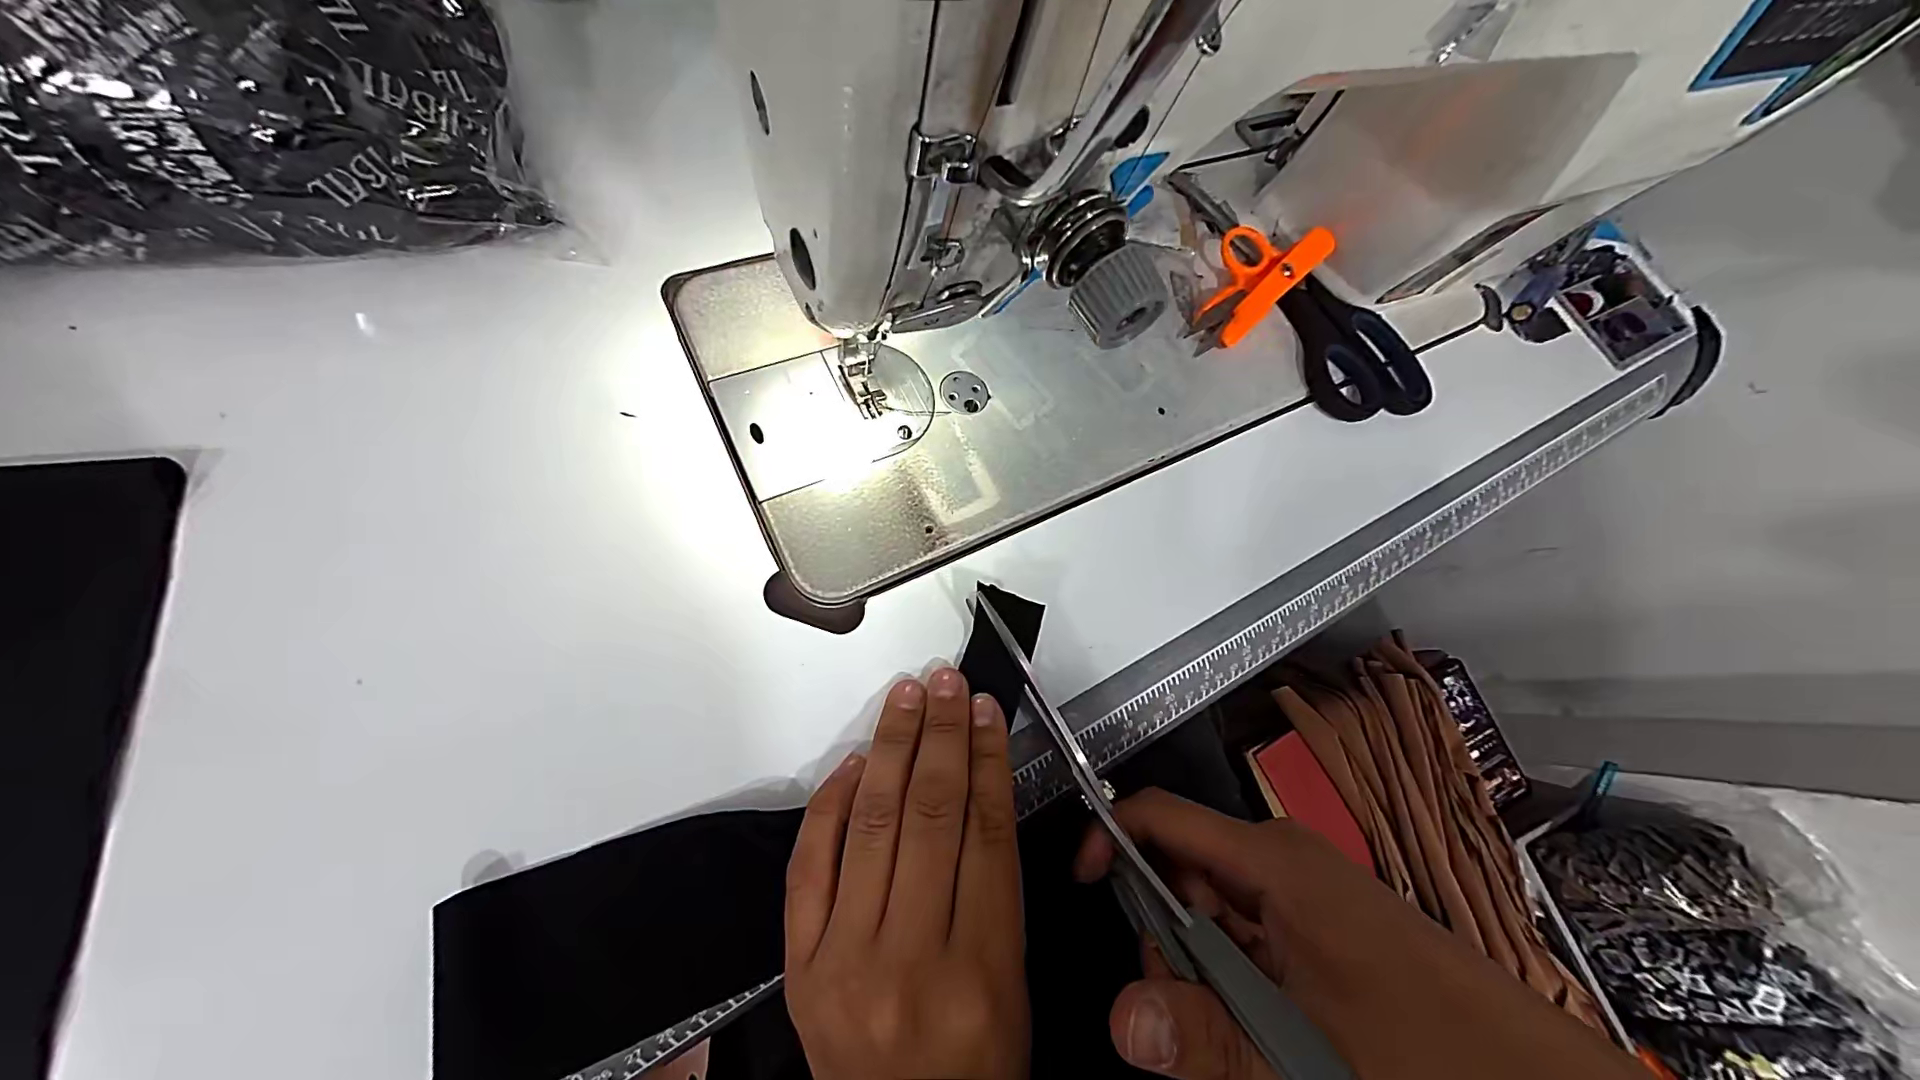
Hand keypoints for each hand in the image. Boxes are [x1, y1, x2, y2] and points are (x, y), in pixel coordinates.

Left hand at [785, 669, 1029, 1079]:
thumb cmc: (972, 1063)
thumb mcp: (1012, 979)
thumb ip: (996, 885)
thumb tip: (975, 787)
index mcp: (980, 970)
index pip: (986, 832)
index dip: (986, 758)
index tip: (983, 711)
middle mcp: (909, 961)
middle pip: (930, 815)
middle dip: (940, 734)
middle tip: (945, 684)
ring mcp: (844, 960)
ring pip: (872, 824)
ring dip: (891, 747)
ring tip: (905, 698)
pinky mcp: (798, 963)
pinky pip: (810, 864)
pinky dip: (831, 803)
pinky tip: (854, 761)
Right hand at [1075, 789, 1644, 1079]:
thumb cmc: (1440, 1053)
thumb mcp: (1310, 1054)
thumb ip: (1209, 1038)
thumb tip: (1121, 1018)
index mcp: (1271, 860)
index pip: (1157, 814)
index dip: (1108, 836)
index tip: (1083, 883)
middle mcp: (1281, 863)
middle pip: (1176, 872)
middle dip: (1161, 937)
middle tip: (1184, 1012)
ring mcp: (1302, 895)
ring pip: (1209, 914)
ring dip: (1200, 971)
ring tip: (1243, 1037)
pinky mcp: (1319, 929)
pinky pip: (1247, 939)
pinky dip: (1236, 981)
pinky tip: (1266, 1034)